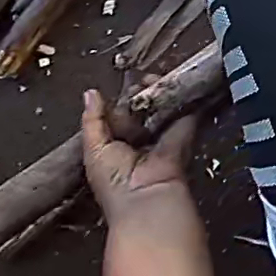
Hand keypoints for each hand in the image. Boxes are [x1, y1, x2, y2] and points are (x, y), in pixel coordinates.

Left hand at [80, 88, 198, 224]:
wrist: (147, 197)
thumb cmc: (113, 181)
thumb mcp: (93, 149)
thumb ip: (92, 120)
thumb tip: (91, 92)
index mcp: (116, 144)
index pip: (119, 114)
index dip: (120, 98)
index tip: (124, 84)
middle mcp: (141, 138)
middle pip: (141, 107)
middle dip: (140, 91)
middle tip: (141, 81)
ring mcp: (163, 134)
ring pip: (162, 105)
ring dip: (159, 90)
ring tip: (155, 77)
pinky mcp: (185, 131)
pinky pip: (184, 109)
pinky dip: (180, 95)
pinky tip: (173, 81)